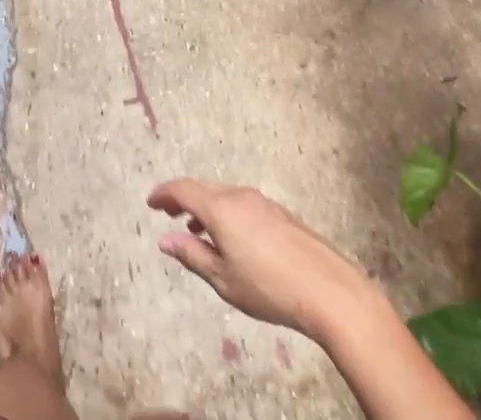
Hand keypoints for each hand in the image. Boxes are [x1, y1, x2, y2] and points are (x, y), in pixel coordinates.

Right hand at [147, 178, 381, 342]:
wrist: (330, 292)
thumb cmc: (268, 288)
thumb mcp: (222, 279)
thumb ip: (192, 255)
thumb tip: (165, 239)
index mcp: (222, 209)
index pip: (184, 190)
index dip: (164, 194)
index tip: (151, 203)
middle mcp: (242, 197)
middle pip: (204, 189)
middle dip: (183, 198)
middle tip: (168, 214)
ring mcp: (266, 204)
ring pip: (226, 196)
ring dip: (206, 207)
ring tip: (196, 230)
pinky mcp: (283, 215)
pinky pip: (244, 205)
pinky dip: (227, 213)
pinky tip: (232, 239)